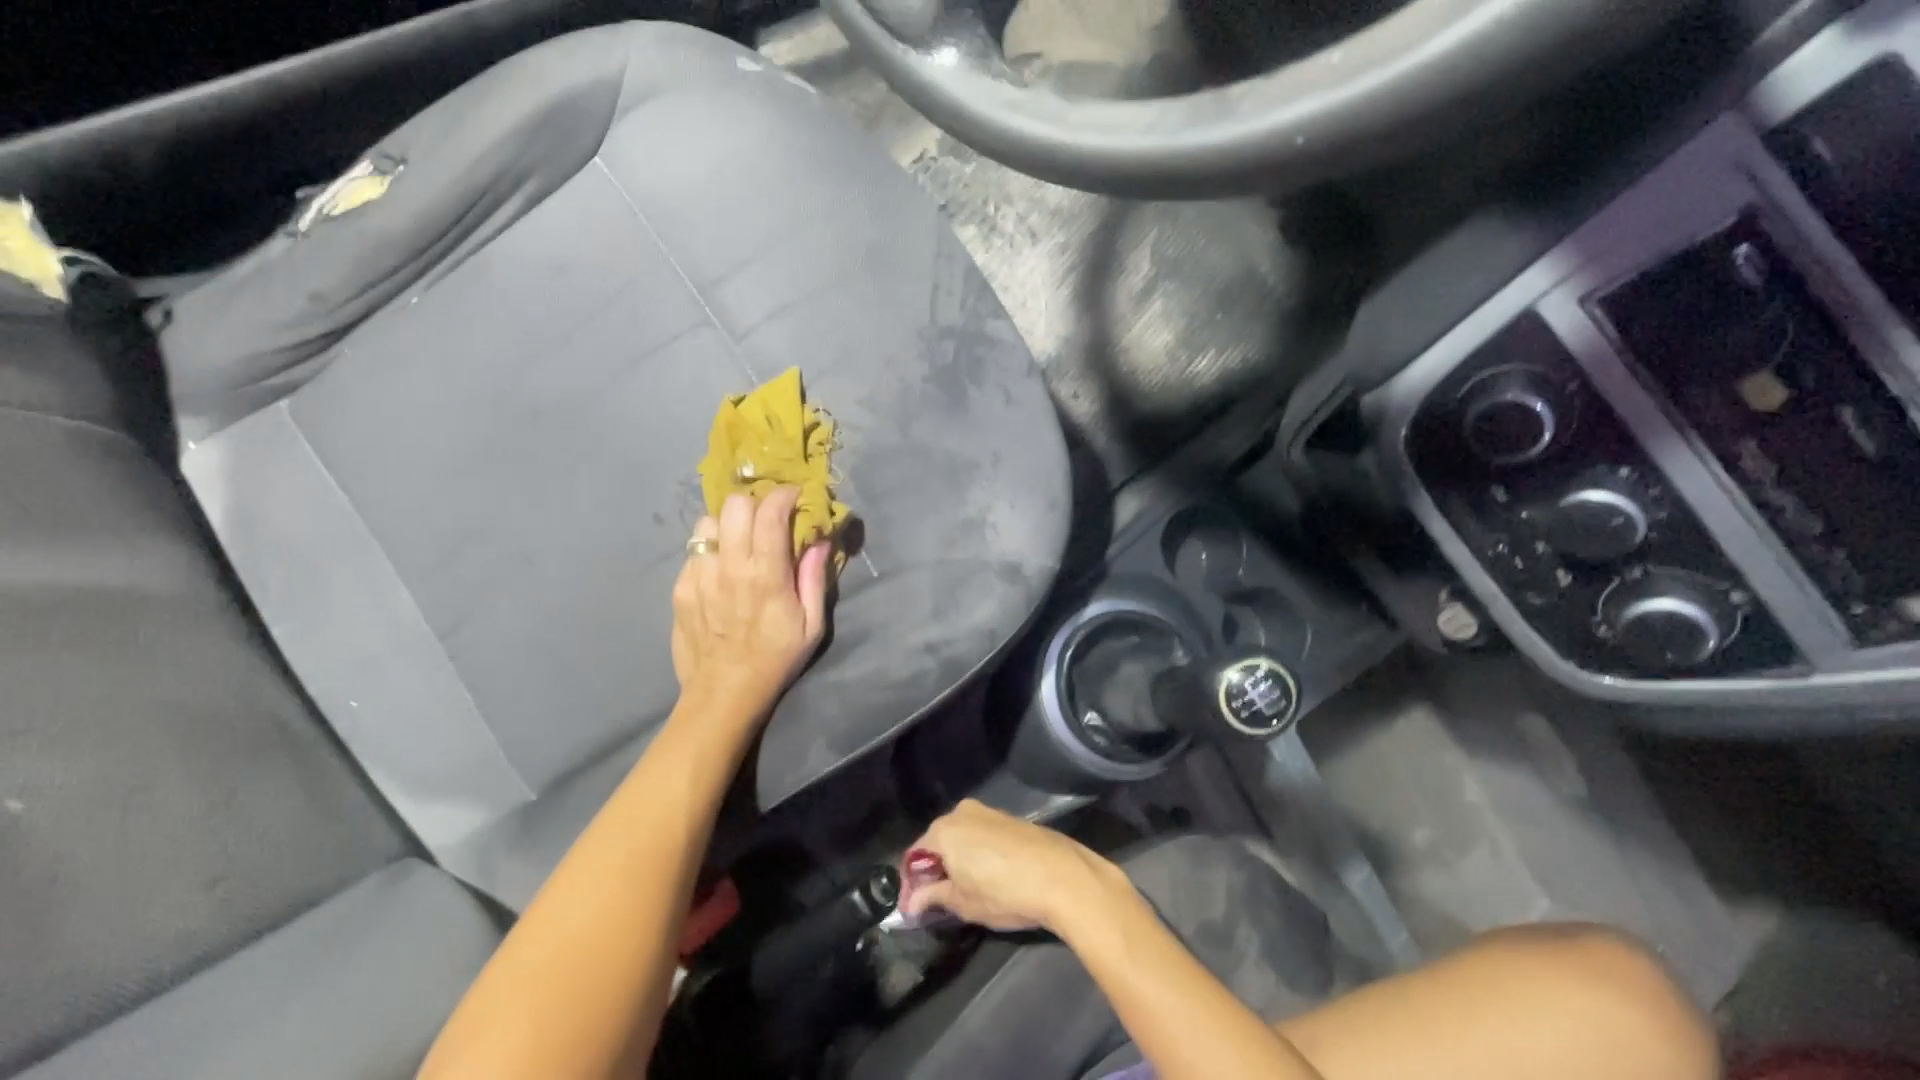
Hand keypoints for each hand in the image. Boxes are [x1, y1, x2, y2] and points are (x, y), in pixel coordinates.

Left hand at [671, 487, 831, 731]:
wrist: (724, 692)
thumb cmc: (777, 658)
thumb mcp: (812, 625)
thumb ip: (814, 578)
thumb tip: (819, 540)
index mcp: (766, 574)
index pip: (769, 512)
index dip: (783, 495)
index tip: (794, 497)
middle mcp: (729, 567)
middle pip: (734, 505)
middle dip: (754, 503)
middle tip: (766, 518)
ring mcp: (699, 575)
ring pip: (708, 523)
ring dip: (727, 525)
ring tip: (739, 543)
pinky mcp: (681, 587)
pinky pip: (694, 552)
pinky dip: (710, 552)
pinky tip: (721, 572)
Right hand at [899, 800, 1131, 932]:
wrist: (1063, 877)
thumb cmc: (1005, 892)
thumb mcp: (964, 902)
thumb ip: (933, 897)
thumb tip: (912, 903)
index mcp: (943, 830)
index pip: (913, 857)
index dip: (911, 886)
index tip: (912, 910)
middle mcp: (962, 812)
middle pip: (937, 843)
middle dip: (934, 872)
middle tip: (936, 903)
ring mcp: (990, 812)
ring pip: (961, 838)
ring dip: (957, 862)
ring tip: (963, 893)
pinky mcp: (1012, 820)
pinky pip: (982, 836)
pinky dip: (977, 855)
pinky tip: (988, 877)